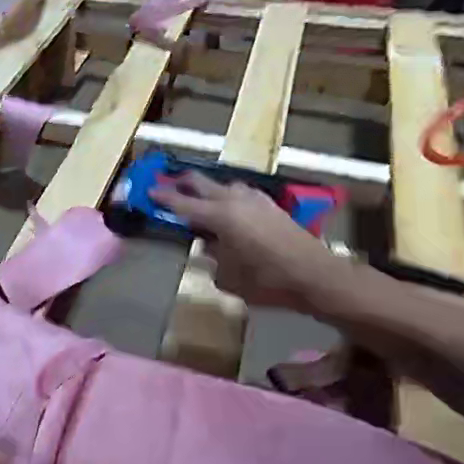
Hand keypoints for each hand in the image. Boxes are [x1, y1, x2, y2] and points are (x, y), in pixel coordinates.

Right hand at [150, 172, 342, 310]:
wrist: (316, 276)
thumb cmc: (268, 281)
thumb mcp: (228, 277)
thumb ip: (212, 257)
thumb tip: (209, 246)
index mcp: (221, 216)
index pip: (183, 203)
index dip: (163, 198)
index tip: (148, 191)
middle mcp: (236, 200)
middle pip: (201, 182)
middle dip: (182, 184)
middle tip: (166, 188)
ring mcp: (256, 199)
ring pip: (223, 185)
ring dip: (207, 190)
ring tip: (198, 201)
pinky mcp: (270, 206)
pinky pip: (240, 194)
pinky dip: (227, 197)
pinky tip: (228, 211)